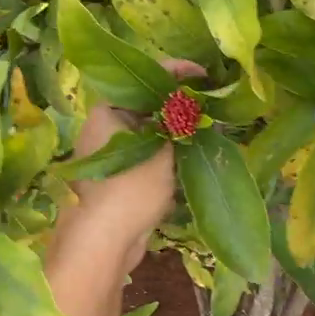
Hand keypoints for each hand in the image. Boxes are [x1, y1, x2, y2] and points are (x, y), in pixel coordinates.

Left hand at [54, 61, 203, 275]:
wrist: (103, 243)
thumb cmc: (130, 189)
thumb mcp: (164, 152)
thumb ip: (181, 127)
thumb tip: (197, 110)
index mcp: (107, 110)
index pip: (145, 78)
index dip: (178, 72)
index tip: (206, 76)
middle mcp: (103, 128)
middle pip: (147, 107)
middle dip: (180, 107)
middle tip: (211, 107)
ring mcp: (108, 155)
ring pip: (149, 135)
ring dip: (176, 134)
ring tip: (208, 133)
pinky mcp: (117, 180)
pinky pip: (146, 158)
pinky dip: (166, 157)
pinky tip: (191, 160)